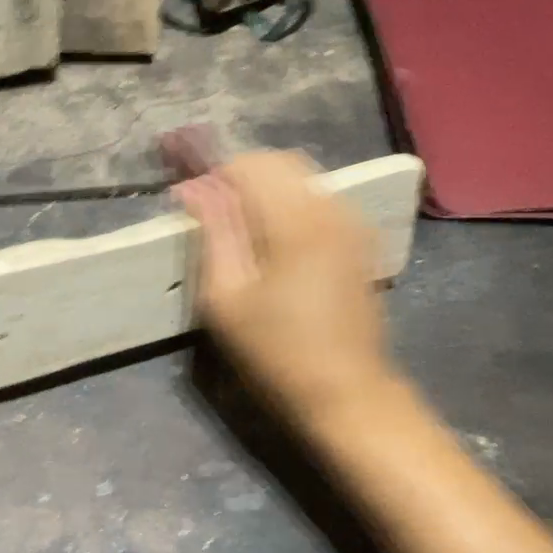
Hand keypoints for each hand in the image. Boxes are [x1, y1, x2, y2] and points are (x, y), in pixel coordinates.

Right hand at [177, 151, 400, 423]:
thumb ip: (212, 233)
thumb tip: (192, 187)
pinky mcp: (361, 240)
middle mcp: (330, 207)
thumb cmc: (275, 352)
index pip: (248, 164)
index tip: (191, 205)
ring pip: (301, 178)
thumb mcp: (226, 299)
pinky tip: (274, 246)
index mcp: (295, 220)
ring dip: (266, 191)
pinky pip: (319, 200)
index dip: (213, 176)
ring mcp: (352, 222)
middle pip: (279, 162)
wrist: (345, 390)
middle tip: (212, 217)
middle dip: (240, 178)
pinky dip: (290, 206)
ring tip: (240, 233)